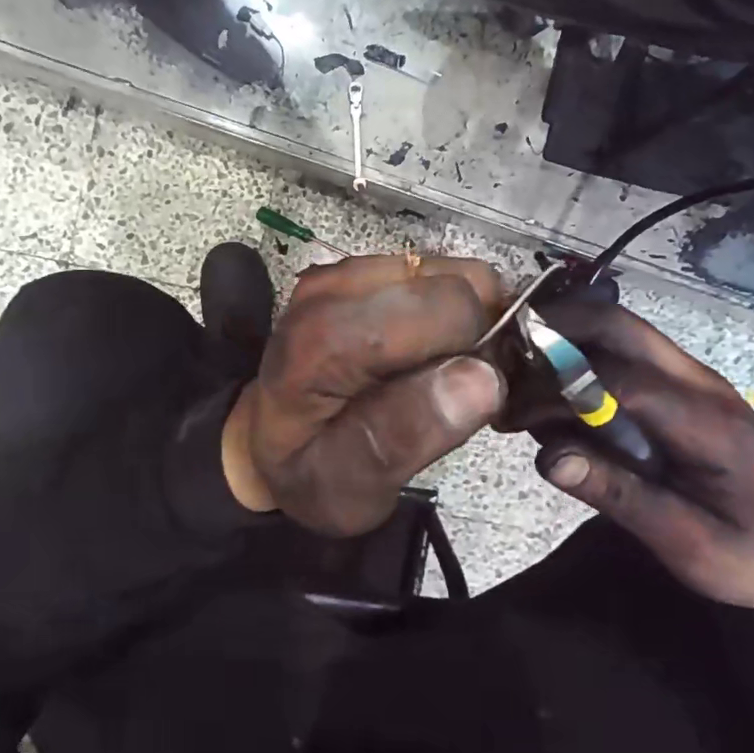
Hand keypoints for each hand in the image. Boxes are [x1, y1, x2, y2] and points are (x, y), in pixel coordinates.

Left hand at [223, 254, 506, 536]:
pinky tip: (431, 350)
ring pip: (458, 275)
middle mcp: (336, 287)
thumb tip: (482, 381)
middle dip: (476, 339)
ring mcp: (352, 270)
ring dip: (468, 325)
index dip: (476, 355)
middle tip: (456, 391)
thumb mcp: (349, 485)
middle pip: (456, 287)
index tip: (468, 403)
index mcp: (324, 337)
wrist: (271, 435)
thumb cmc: (308, 468)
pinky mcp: (368, 267)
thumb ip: (406, 435)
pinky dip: (454, 312)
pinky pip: (444, 275)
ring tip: (441, 372)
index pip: (445, 312)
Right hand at [521, 301, 753, 612]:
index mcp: (709, 425)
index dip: (557, 389)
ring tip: (524, 383)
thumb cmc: (752, 557)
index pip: (619, 380)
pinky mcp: (680, 381)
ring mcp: (691, 375)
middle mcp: (699, 381)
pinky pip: (623, 348)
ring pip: (617, 327)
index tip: (512, 412)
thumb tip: (549, 458)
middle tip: (505, 366)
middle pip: (616, 324)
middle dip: (553, 331)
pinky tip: (557, 395)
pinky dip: (580, 354)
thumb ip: (620, 496)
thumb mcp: (688, 545)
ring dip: (563, 338)